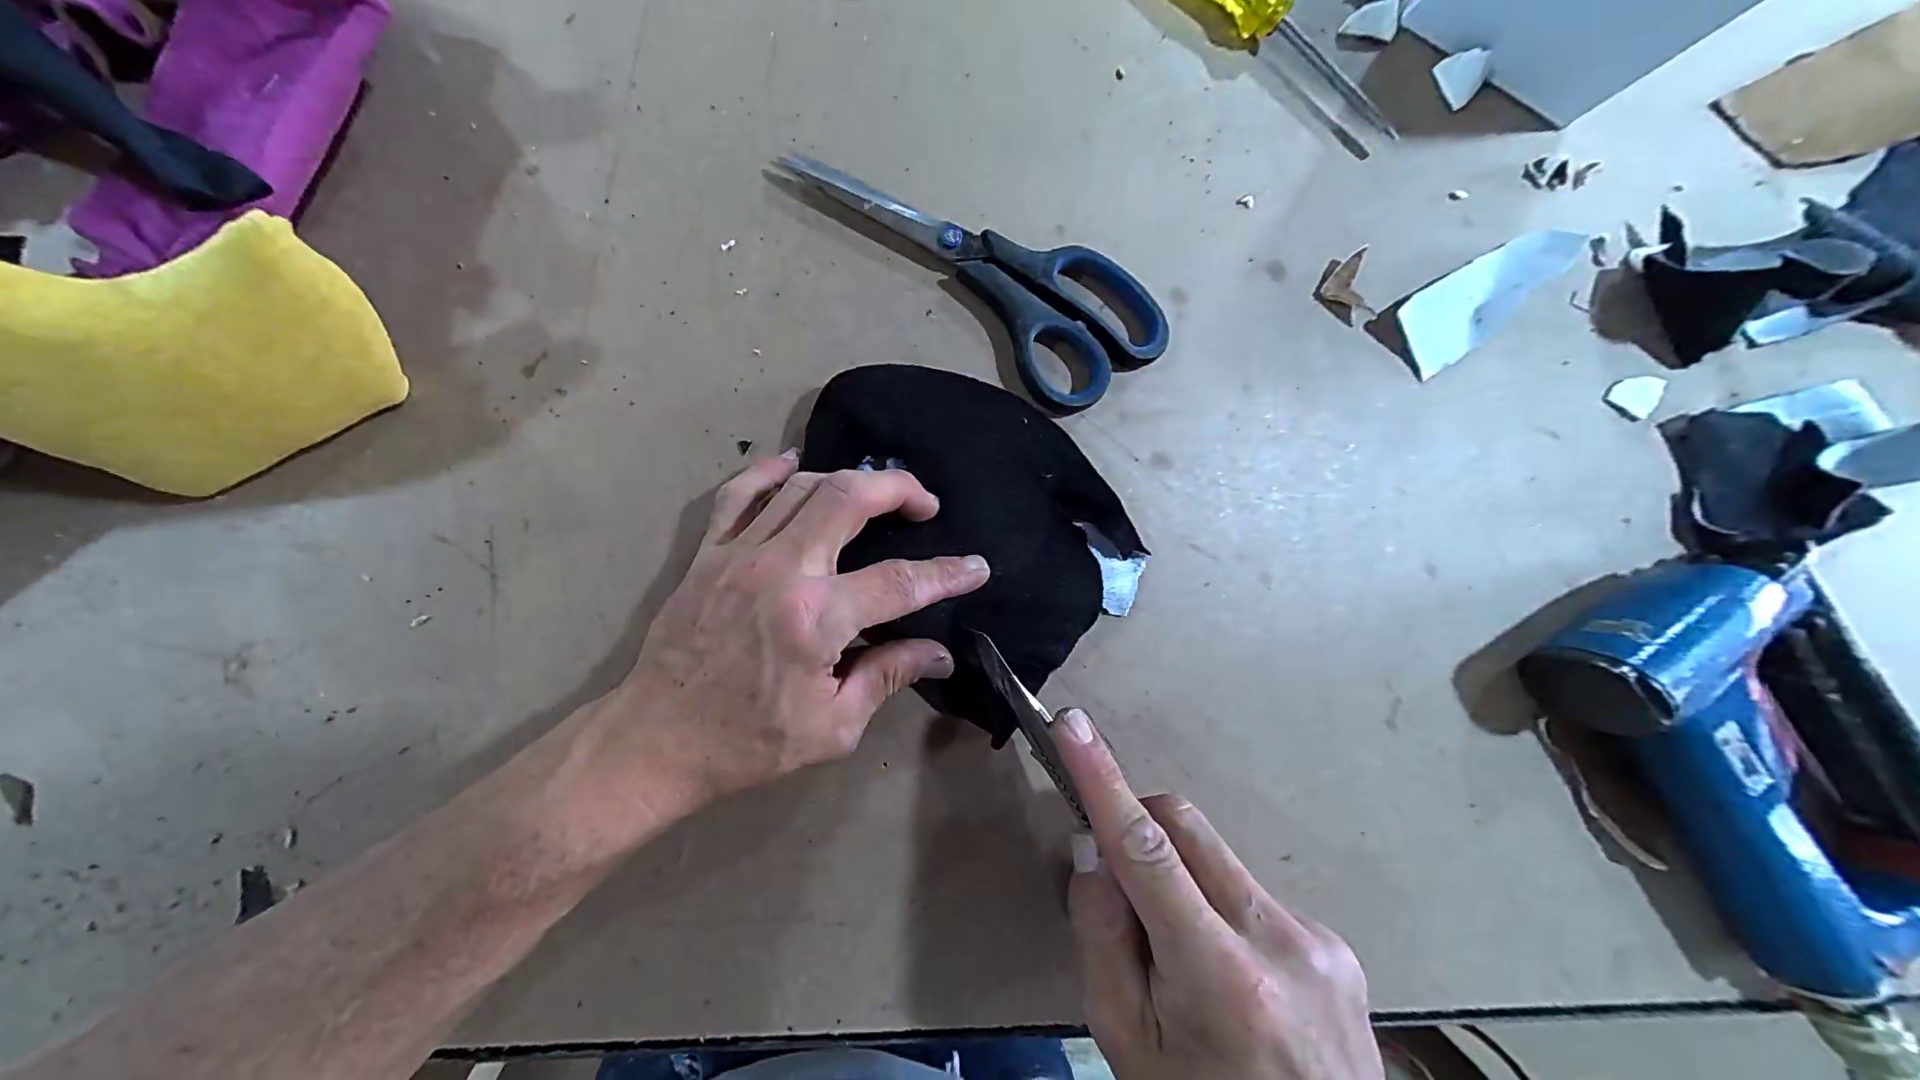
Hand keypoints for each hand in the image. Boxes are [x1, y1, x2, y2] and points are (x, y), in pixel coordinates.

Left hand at [592, 452, 989, 813]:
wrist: (656, 741)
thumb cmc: (748, 743)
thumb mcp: (832, 728)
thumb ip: (887, 677)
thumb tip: (938, 653)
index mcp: (816, 620)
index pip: (900, 582)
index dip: (946, 572)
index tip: (976, 567)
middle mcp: (780, 571)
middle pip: (850, 499)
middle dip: (899, 488)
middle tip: (924, 503)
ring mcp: (738, 555)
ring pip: (802, 487)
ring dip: (849, 479)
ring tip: (875, 493)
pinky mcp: (707, 555)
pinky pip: (739, 494)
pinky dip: (771, 472)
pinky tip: (795, 463)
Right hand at [1056, 707, 1383, 1079]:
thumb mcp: (1124, 1041)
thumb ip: (1100, 937)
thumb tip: (1096, 851)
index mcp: (1218, 976)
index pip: (1144, 848)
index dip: (1101, 778)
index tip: (1073, 725)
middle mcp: (1279, 940)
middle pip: (1185, 826)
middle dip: (1137, 827)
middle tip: (1118, 885)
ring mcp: (1318, 938)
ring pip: (1216, 856)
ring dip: (1179, 878)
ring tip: (1182, 955)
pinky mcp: (1336, 943)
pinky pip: (1251, 889)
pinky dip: (1218, 906)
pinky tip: (1230, 973)